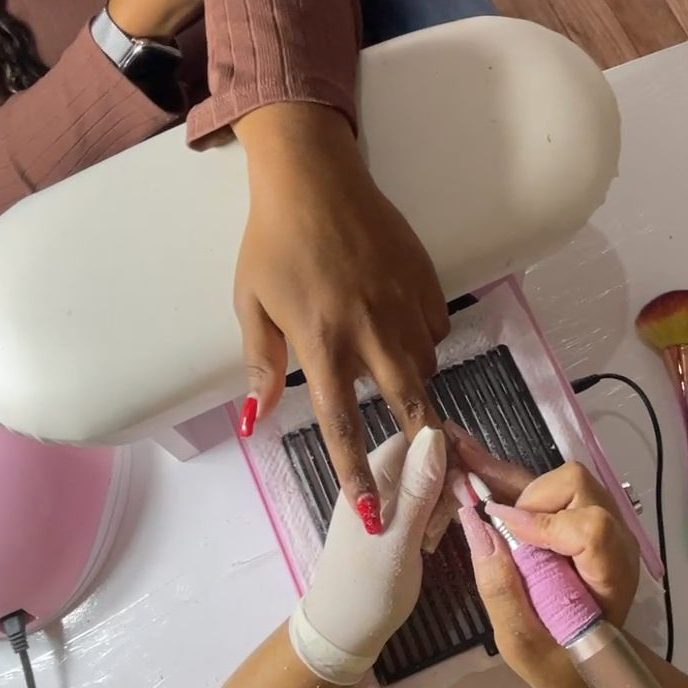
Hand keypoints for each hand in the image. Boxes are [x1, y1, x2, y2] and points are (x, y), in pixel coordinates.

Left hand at [234, 103, 449, 533]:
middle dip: (420, 442)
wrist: (314, 176)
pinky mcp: (427, 281)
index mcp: (323, 341)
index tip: (372, 512)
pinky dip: (422, 342)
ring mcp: (404, 304)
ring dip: (413, 385)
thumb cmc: (272, 242)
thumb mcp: (252, 304)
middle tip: (424, 464)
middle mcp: (371, 330)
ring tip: (394, 379)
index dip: (358, 474)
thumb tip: (257, 420)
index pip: (343, 424)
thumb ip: (262, 364)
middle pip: (409, 403)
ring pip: (425, 367)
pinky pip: (435, 330)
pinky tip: (401, 330)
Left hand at [291, 427, 446, 684]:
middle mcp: (373, 479)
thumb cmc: (370, 587)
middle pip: (424, 458)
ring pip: (426, 482)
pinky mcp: (388, 520)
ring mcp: (380, 500)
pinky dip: (432, 518)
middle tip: (446, 523)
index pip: (416, 437)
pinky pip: (419, 503)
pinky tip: (430, 543)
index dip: (447, 456)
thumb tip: (436, 431)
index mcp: (370, 474)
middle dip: (446, 483)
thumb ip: (419, 486)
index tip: (465, 489)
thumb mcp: (401, 537)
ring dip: (441, 504)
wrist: (343, 631)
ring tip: (434, 538)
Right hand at [450, 425, 639, 687]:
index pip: (590, 527)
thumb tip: (475, 526)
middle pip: (577, 485)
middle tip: (495, 520)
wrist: (590, 667)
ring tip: (471, 474)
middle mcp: (615, 540)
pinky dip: (512, 479)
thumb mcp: (522, 644)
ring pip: (563, 477)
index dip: (541, 522)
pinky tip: (474, 462)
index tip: (500, 530)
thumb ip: (500, 589)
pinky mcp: (583, 517)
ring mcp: (603, 523)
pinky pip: (550, 486)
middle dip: (530, 498)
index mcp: (610, 575)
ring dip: (518, 485)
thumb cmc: (560, 664)